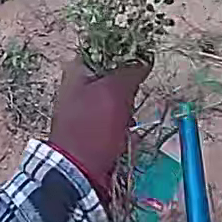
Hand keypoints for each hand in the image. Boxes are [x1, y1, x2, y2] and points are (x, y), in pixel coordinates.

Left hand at [45, 60, 147, 202]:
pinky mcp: (92, 127)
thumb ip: (129, 71)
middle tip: (133, 96)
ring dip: (128, 108)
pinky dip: (124, 124)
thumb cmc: (93, 126)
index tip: (143, 61)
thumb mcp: (114, 92)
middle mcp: (77, 86)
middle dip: (128, 86)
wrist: (78, 170)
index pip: (104, 50)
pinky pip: (115, 118)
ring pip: (116, 98)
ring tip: (128, 119)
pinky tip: (127, 133)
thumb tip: (144, 58)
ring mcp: (84, 108)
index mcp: (76, 71)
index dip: (125, 54)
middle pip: (112, 75)